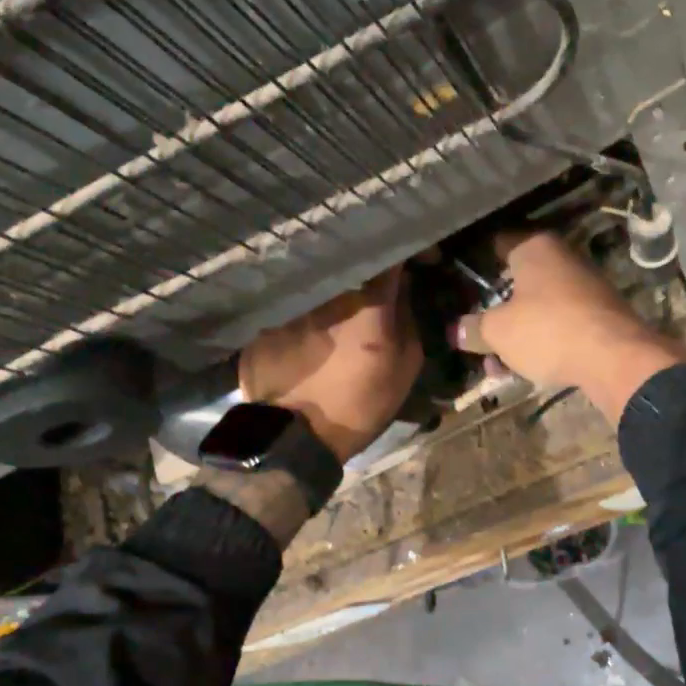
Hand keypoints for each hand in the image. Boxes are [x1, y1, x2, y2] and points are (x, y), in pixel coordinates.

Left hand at [237, 266, 422, 461]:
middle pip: (351, 257)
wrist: (297, 438)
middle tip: (377, 270)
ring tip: (341, 291)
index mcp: (368, 303)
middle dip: (368, 258)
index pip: (392, 253)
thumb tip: (402, 288)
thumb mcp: (406, 365)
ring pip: (320, 276)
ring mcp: (293, 302)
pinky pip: (294, 298)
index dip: (408, 246)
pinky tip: (310, 317)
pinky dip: (307, 302)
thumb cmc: (362, 404)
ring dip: (335, 280)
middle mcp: (328, 292)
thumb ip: (408, 319)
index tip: (419, 253)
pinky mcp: (266, 316)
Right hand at [453, 232, 685, 422]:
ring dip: (515, 335)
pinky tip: (526, 370)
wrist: (615, 358)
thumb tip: (457, 331)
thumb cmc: (548, 330)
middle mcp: (561, 258)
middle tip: (475, 339)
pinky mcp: (599, 315)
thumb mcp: (498, 332)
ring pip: (537, 308)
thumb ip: (474, 328)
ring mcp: (584, 286)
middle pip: (517, 282)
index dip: (473, 263)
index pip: (496, 242)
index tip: (457, 283)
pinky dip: (541, 342)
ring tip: (497, 367)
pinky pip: (559, 324)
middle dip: (494, 312)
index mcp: (534, 247)